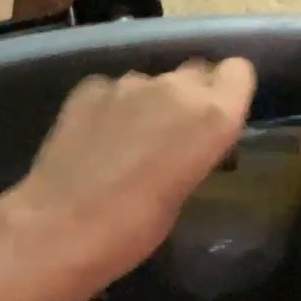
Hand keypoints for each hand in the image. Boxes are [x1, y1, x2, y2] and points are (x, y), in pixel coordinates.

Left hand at [0, 58, 254, 300]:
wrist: (62, 229)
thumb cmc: (138, 227)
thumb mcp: (187, 189)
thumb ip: (199, 148)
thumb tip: (190, 137)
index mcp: (211, 116)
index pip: (238, 72)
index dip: (229, 92)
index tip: (219, 121)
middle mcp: (174, 88)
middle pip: (196, 72)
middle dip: (191, 97)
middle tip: (176, 139)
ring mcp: (127, 83)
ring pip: (152, 83)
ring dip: (150, 105)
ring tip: (131, 146)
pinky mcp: (87, 88)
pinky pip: (113, 90)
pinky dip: (111, 108)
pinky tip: (98, 142)